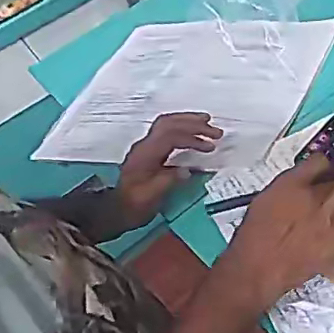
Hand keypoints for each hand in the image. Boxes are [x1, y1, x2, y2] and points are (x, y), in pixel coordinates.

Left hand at [117, 113, 222, 227]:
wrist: (118, 210)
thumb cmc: (135, 205)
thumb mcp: (153, 195)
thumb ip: (170, 180)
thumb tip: (187, 170)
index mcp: (146, 154)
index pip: (170, 136)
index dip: (192, 138)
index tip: (209, 146)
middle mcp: (145, 146)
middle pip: (169, 124)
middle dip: (193, 123)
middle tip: (215, 130)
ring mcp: (146, 147)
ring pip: (167, 125)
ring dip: (188, 122)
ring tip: (207, 124)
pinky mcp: (149, 152)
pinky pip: (166, 133)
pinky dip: (182, 130)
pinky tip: (193, 135)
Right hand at [203, 154, 333, 314]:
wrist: (257, 270)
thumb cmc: (253, 241)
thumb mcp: (262, 203)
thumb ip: (285, 192)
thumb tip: (297, 189)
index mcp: (289, 185)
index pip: (317, 162)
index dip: (326, 164)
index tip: (330, 168)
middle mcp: (311, 198)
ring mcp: (326, 219)